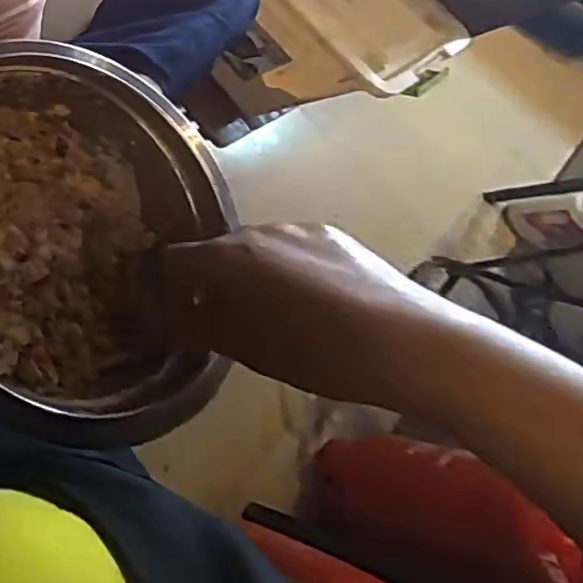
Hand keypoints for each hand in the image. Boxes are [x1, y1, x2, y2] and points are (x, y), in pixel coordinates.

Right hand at [153, 223, 476, 411]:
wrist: (416, 344)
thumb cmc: (324, 354)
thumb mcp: (253, 351)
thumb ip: (203, 327)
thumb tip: (169, 317)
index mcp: (231, 256)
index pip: (174, 259)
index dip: (165, 284)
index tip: (170, 309)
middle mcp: (257, 230)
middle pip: (215, 251)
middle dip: (209, 280)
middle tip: (220, 317)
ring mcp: (296, 228)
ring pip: (254, 248)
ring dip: (249, 274)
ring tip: (272, 312)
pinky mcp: (330, 233)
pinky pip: (290, 247)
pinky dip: (285, 268)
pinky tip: (312, 302)